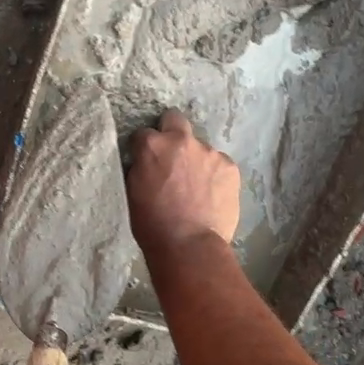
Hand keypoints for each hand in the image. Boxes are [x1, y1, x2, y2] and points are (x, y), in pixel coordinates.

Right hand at [126, 111, 240, 252]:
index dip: (143, 148)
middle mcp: (182, 141)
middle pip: (174, 119)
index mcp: (153, 146)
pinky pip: (219, 165)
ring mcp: (209, 152)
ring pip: (200, 148)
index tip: (146, 160)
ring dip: (196, 160)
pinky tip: (211, 195)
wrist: (189, 245)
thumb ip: (141, 167)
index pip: (143, 134)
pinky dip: (214, 175)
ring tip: (196, 187)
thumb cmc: (151, 223)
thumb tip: (146, 161)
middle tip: (172, 156)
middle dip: (171, 131)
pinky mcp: (230, 167)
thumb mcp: (133, 191)